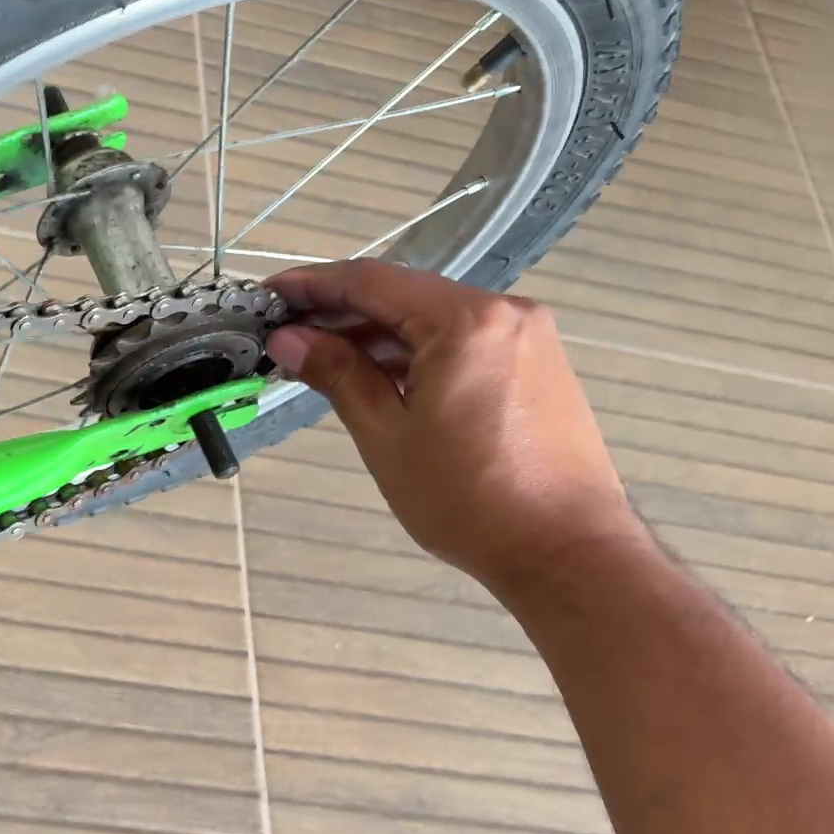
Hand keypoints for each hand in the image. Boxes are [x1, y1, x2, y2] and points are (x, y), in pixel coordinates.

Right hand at [264, 260, 641, 591]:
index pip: (371, 282)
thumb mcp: (385, 433)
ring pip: (428, 319)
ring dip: (369, 334)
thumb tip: (288, 338)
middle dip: (337, 311)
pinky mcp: (532, 366)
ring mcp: (524, 339)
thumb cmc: (466, 496)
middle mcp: (504, 314)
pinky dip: (406, 352)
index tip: (267, 296)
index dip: (311, 285)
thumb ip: (336, 373)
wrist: (567, 552)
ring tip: (314, 358)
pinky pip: (455, 341)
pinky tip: (368, 374)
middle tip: (281, 332)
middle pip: (402, 295)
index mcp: (466, 322)